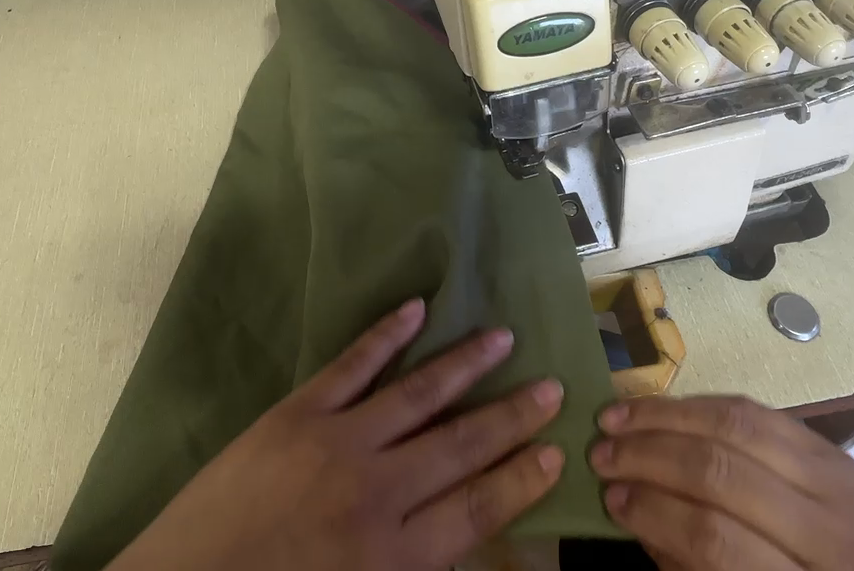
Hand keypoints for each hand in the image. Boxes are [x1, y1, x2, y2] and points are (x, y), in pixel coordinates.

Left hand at [108, 298, 566, 570]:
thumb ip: (415, 562)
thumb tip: (462, 526)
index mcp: (395, 556)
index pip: (478, 509)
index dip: (521, 479)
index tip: (554, 451)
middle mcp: (378, 492)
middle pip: (462, 446)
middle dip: (512, 418)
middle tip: (552, 388)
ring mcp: (338, 443)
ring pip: (419, 395)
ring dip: (465, 365)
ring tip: (503, 339)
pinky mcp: (299, 412)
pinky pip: (354, 364)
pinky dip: (387, 334)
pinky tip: (417, 309)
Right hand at [590, 396, 853, 570]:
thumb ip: (678, 553)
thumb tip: (621, 495)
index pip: (716, 538)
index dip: (654, 512)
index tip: (608, 496)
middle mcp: (832, 534)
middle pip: (723, 473)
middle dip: (649, 456)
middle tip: (600, 453)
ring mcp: (837, 484)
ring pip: (735, 427)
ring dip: (663, 417)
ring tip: (616, 418)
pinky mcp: (828, 448)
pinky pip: (750, 410)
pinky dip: (695, 406)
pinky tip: (656, 410)